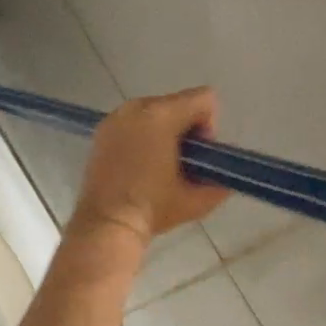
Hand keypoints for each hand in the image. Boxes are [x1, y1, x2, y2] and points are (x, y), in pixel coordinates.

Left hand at [73, 86, 231, 241]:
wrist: (106, 225)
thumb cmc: (153, 210)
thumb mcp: (197, 200)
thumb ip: (220, 180)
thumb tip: (224, 175)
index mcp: (161, 115)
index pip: (204, 99)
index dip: (208, 127)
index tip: (198, 157)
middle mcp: (137, 107)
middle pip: (177, 104)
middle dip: (184, 129)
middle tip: (178, 164)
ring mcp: (115, 118)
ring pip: (154, 112)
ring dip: (162, 132)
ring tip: (157, 165)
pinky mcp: (101, 132)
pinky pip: (132, 123)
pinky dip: (141, 137)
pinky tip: (138, 164)